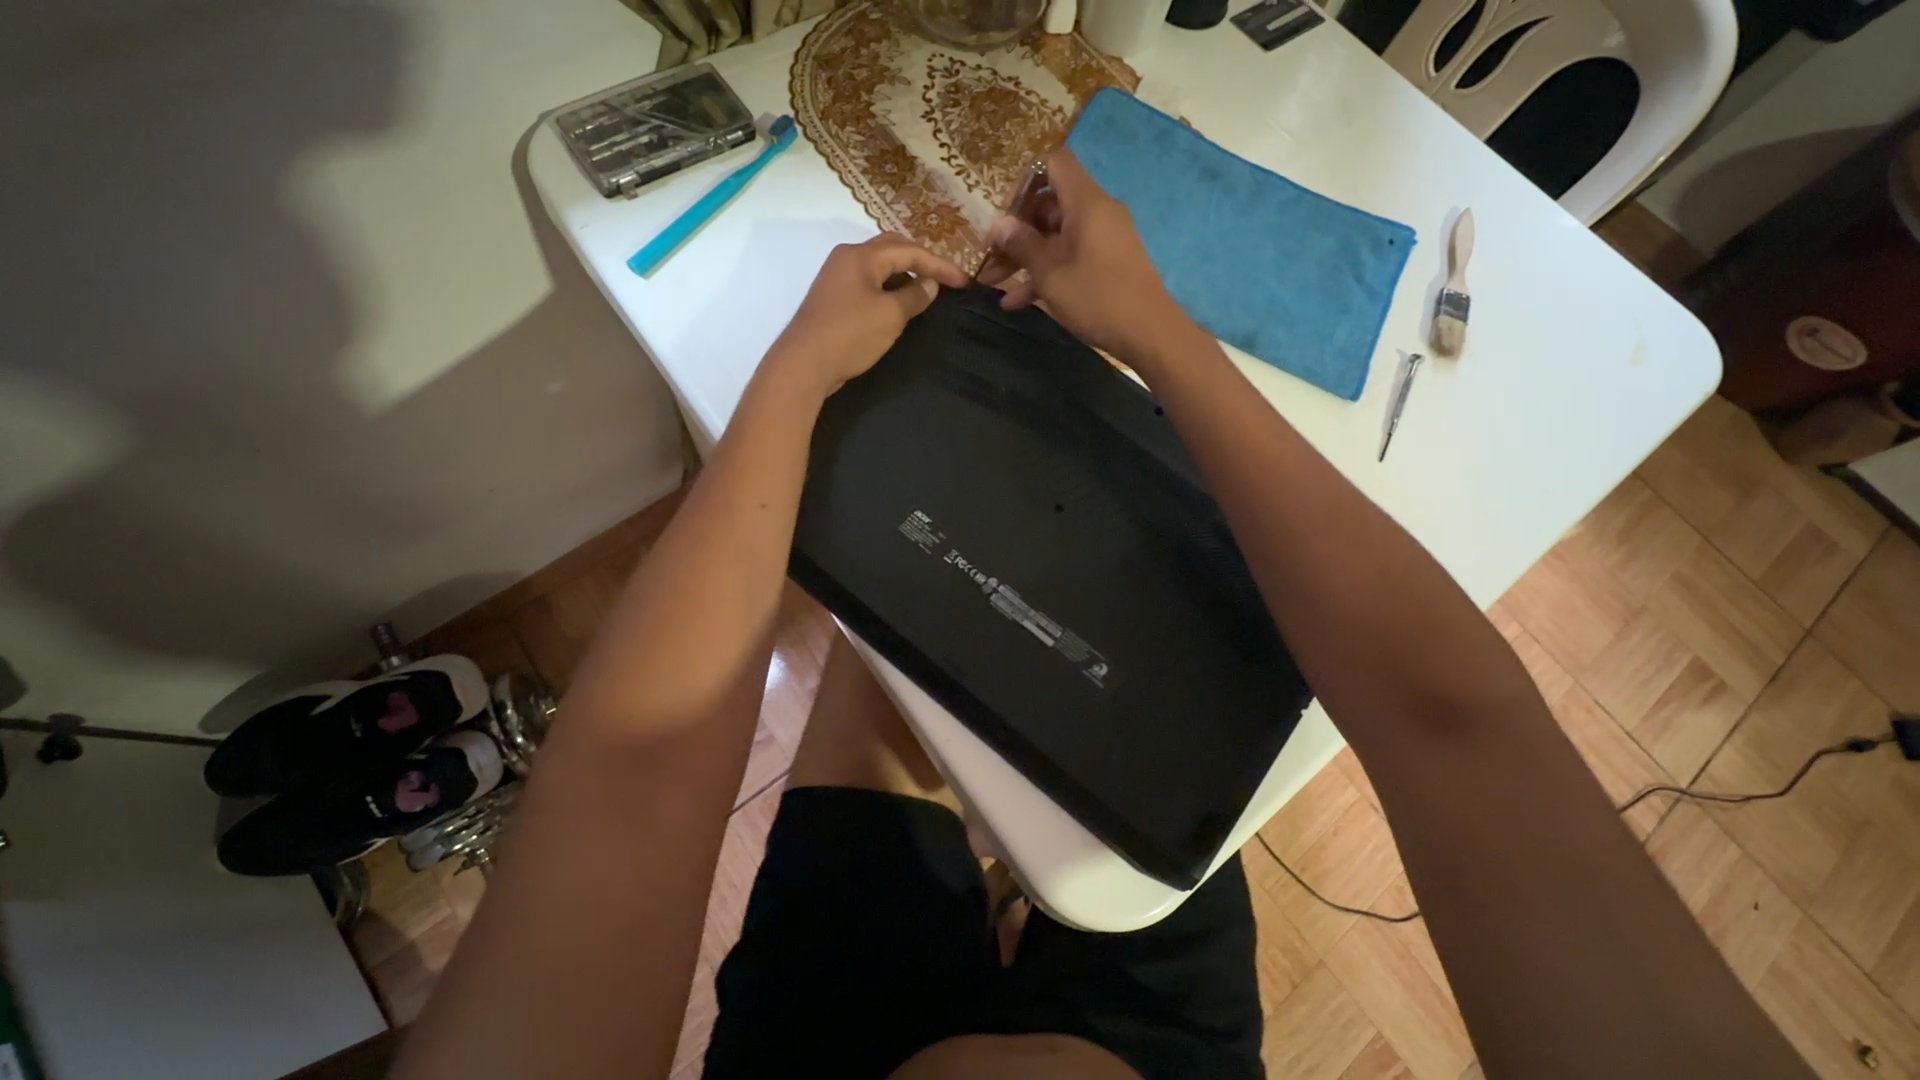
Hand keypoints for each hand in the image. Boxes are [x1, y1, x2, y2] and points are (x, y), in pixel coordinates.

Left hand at [767, 233, 968, 396]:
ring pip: (879, 266)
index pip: (910, 250)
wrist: (803, 364)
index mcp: (861, 255)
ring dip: (905, 274)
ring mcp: (837, 277)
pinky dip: (889, 287)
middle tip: (946, 278)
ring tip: (927, 290)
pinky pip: (868, 283)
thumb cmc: (849, 336)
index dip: (940, 265)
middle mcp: (847, 258)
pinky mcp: (833, 298)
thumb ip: (914, 296)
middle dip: (921, 261)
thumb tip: (929, 284)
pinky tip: (900, 303)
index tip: (964, 281)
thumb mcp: (890, 316)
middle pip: (892, 249)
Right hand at [978, 149, 1200, 364]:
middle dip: (1016, 230)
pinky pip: (1070, 257)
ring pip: (1055, 236)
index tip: (1005, 215)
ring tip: (992, 282)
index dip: (1024, 182)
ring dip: (1024, 257)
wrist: (1150, 333)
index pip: (1054, 164)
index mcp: (1086, 202)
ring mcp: (1103, 238)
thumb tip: (1000, 225)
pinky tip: (1015, 302)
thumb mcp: (1050, 274)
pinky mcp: (1107, 263)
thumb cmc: (1098, 298)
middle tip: (990, 257)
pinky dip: (1045, 272)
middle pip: (1049, 204)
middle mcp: (1097, 212)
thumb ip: (1022, 245)